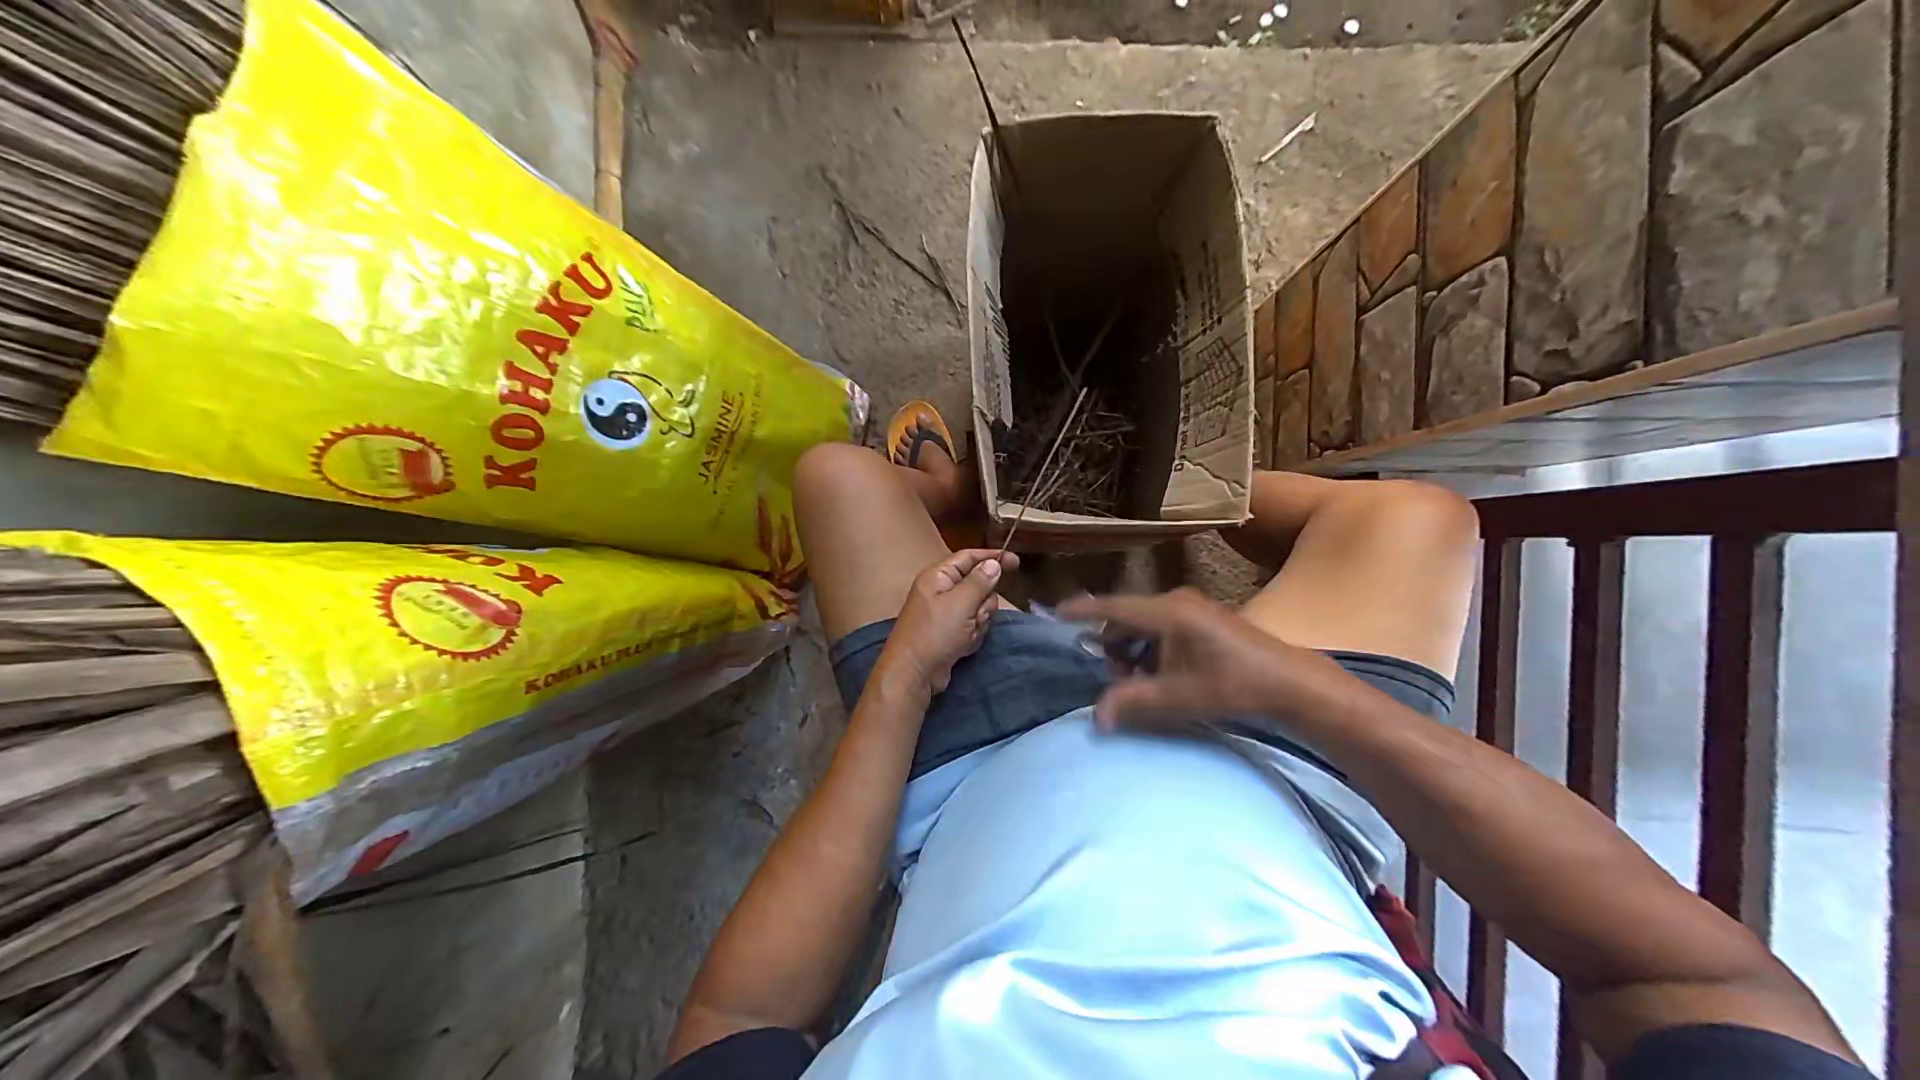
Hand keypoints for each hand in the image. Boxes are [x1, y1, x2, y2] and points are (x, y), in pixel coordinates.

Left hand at [874, 549, 1018, 698]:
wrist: (915, 673)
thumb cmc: (935, 633)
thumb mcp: (961, 604)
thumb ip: (980, 581)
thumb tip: (993, 563)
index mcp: (938, 576)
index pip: (969, 557)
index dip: (992, 557)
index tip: (1016, 561)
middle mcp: (941, 590)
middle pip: (978, 585)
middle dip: (983, 602)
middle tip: (975, 615)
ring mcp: (946, 612)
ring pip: (979, 607)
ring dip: (978, 621)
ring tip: (965, 634)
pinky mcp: (951, 631)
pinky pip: (973, 625)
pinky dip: (972, 634)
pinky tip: (963, 645)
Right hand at [1058, 587, 1355, 733]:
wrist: (1292, 684)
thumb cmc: (1233, 686)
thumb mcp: (1178, 697)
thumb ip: (1132, 703)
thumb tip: (1096, 718)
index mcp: (1168, 612)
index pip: (1113, 607)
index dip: (1082, 611)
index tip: (1055, 613)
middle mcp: (1177, 601)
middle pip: (1127, 617)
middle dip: (1114, 646)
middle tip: (1116, 678)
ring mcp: (1193, 607)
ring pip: (1145, 624)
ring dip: (1134, 650)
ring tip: (1140, 681)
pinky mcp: (1203, 618)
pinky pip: (1162, 627)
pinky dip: (1152, 648)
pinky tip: (1161, 674)